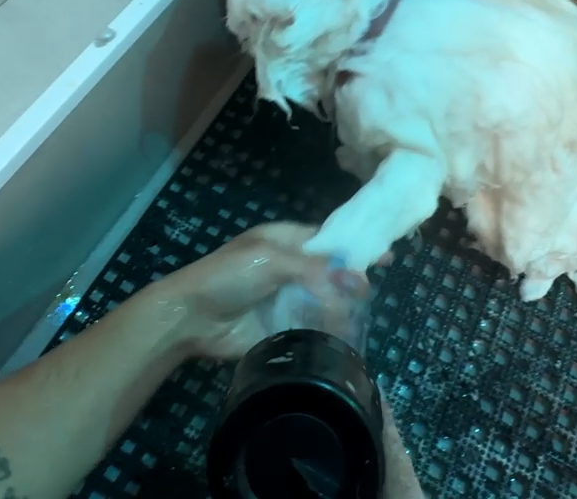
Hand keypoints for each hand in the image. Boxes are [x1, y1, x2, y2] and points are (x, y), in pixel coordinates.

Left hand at [141, 223, 372, 359]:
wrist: (193, 318)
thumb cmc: (229, 275)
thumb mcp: (271, 258)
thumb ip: (312, 267)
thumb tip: (350, 279)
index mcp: (285, 240)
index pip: (327, 238)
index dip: (353, 246)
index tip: (384, 255)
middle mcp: (289, 267)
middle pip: (329, 271)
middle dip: (350, 280)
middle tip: (367, 293)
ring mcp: (287, 298)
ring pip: (325, 300)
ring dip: (342, 308)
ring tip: (359, 318)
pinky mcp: (283, 328)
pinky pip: (313, 327)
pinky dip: (329, 331)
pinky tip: (345, 338)